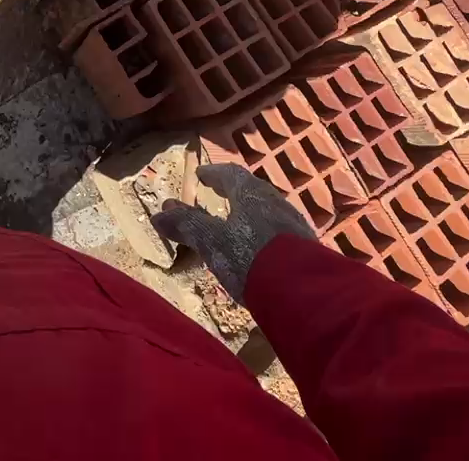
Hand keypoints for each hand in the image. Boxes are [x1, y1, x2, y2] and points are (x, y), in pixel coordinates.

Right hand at [152, 164, 313, 300]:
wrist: (307, 295)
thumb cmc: (251, 258)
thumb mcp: (211, 241)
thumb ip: (187, 225)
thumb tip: (159, 213)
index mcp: (251, 195)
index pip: (231, 174)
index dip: (214, 174)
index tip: (201, 175)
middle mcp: (275, 204)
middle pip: (252, 191)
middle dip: (234, 192)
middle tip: (220, 194)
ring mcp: (296, 227)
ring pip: (269, 212)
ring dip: (251, 213)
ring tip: (238, 224)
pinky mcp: (309, 252)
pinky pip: (282, 234)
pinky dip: (266, 235)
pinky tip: (262, 252)